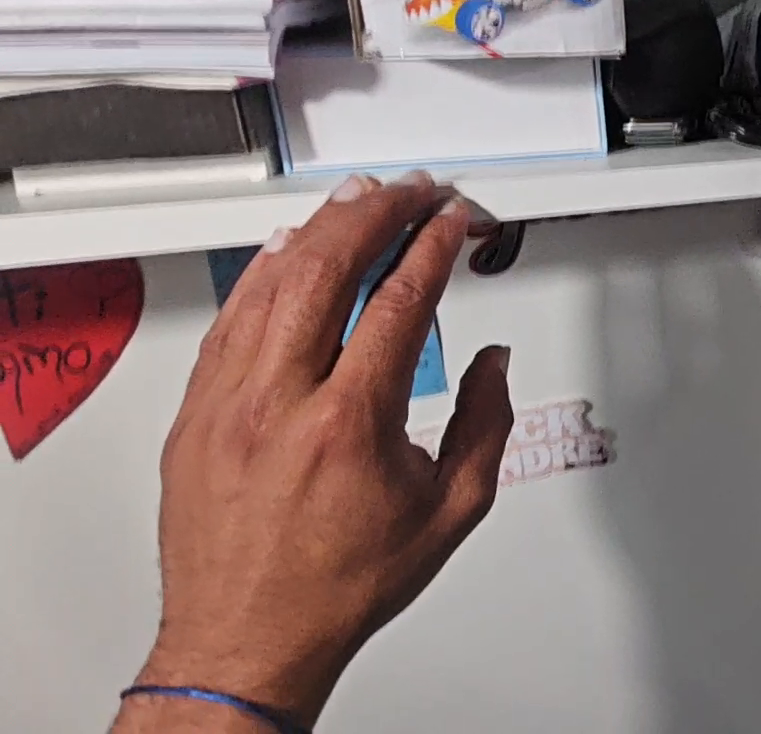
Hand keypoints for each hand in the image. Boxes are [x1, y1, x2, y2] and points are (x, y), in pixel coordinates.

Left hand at [119, 173, 512, 729]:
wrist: (247, 640)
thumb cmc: (347, 579)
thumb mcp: (457, 503)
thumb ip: (487, 421)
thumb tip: (493, 363)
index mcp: (350, 423)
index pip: (398, 303)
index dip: (433, 249)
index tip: (454, 221)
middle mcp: (277, 404)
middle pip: (326, 274)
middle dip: (378, 217)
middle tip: (414, 192)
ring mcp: (225, 406)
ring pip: (269, 286)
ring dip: (322, 231)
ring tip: (359, 199)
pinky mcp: (195, 416)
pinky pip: (230, 320)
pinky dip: (265, 272)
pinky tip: (289, 247)